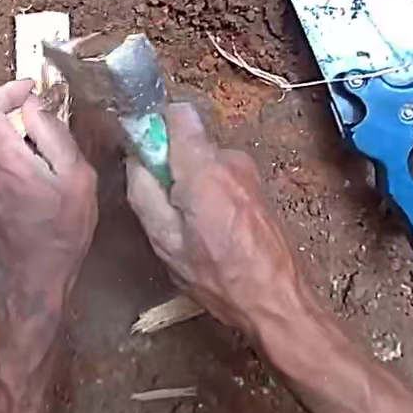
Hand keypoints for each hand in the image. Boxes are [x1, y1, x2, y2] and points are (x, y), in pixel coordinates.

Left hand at [0, 79, 98, 300]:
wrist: (34, 273)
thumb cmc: (61, 230)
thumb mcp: (77, 176)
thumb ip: (52, 131)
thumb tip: (32, 104)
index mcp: (3, 164)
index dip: (3, 93)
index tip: (25, 94)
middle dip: (13, 127)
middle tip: (41, 146)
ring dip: (5, 148)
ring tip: (32, 175)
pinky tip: (17, 188)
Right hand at [125, 104, 308, 336]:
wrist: (277, 300)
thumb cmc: (219, 276)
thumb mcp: (165, 240)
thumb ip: (143, 192)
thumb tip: (134, 160)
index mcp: (204, 168)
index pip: (177, 112)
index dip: (155, 127)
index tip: (144, 157)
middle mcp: (230, 159)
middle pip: (188, 139)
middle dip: (169, 163)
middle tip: (164, 207)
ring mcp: (248, 171)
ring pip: (203, 159)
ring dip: (189, 182)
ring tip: (189, 225)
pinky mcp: (257, 186)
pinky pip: (220, 174)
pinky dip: (208, 192)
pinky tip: (210, 229)